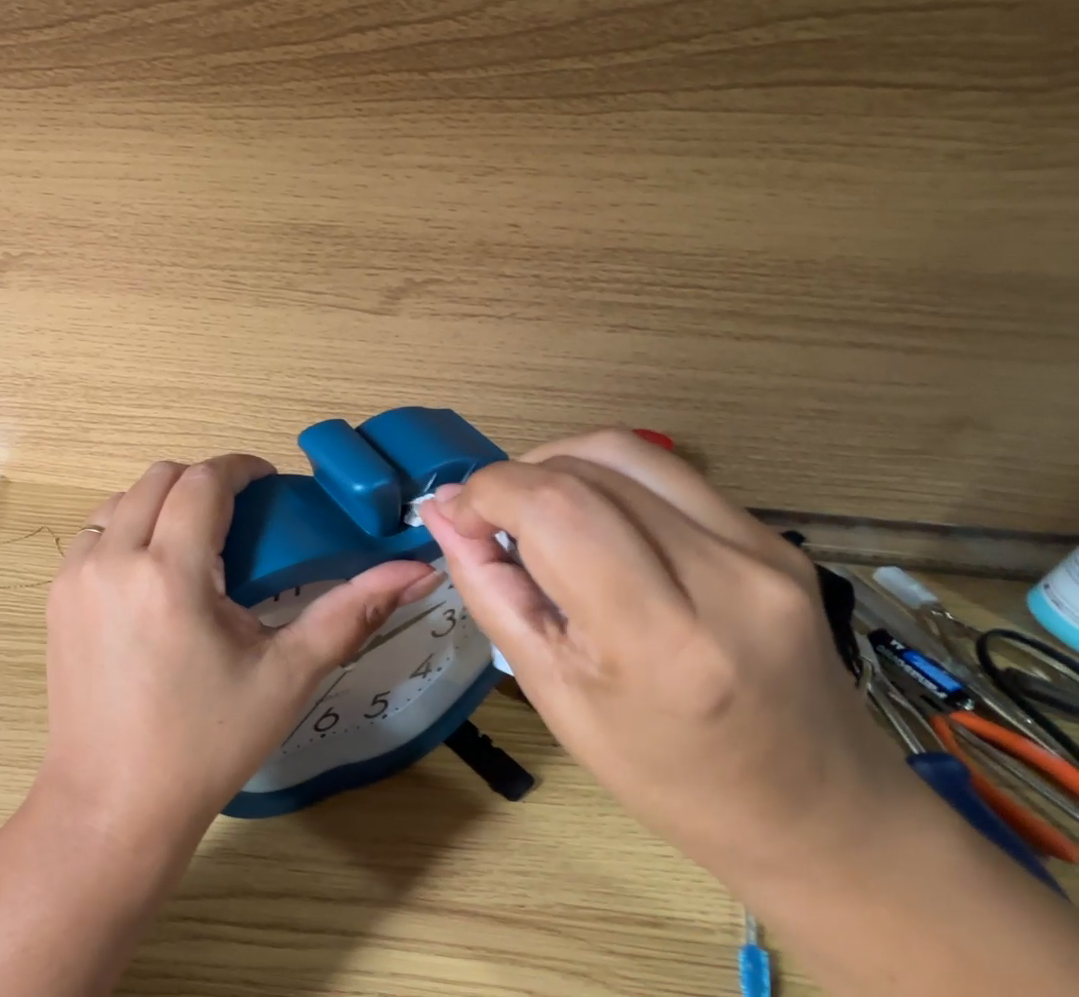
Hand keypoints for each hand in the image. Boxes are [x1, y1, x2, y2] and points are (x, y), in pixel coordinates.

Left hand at [39, 456, 439, 842]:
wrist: (114, 799)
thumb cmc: (207, 743)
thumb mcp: (286, 677)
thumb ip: (350, 613)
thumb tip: (415, 571)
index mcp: (170, 573)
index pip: (203, 482)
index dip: (240, 468)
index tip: (268, 481)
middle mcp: (112, 560)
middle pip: (158, 478)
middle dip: (202, 481)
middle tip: (240, 515)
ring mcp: (75, 578)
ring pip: (119, 501)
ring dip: (160, 502)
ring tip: (196, 541)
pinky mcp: (56, 598)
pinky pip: (91, 535)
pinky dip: (124, 530)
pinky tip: (152, 573)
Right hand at [422, 429, 916, 874]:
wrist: (817, 811)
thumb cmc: (665, 774)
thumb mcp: (554, 694)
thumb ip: (492, 593)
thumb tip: (443, 516)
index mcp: (659, 638)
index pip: (556, 508)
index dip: (486, 493)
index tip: (455, 520)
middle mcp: (723, 575)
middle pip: (588, 467)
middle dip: (513, 480)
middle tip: (487, 525)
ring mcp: (761, 549)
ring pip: (627, 450)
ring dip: (556, 467)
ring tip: (531, 514)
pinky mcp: (774, 538)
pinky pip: (666, 475)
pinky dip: (603, 481)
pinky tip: (590, 526)